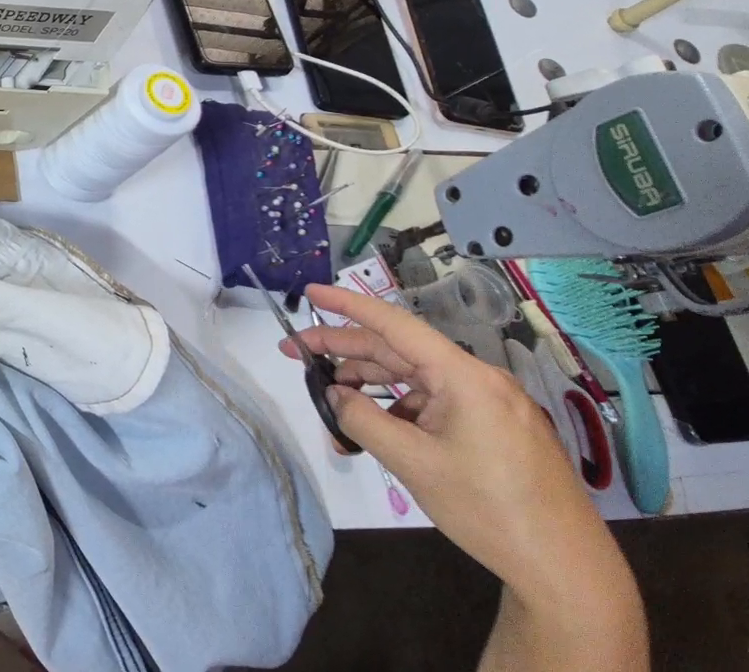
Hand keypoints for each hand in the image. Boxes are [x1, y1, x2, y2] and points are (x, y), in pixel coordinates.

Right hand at [281, 285, 629, 607]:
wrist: (565, 569)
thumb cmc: (488, 509)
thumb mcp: (411, 462)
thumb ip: (361, 419)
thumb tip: (334, 394)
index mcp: (466, 379)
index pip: (395, 325)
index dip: (348, 304)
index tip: (309, 290)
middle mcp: (479, 382)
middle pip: (398, 351)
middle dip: (344, 349)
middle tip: (293, 353)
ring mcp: (489, 406)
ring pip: (413, 378)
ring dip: (367, 384)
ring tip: (329, 400)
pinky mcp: (492, 428)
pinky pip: (432, 403)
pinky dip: (395, 409)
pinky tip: (373, 429)